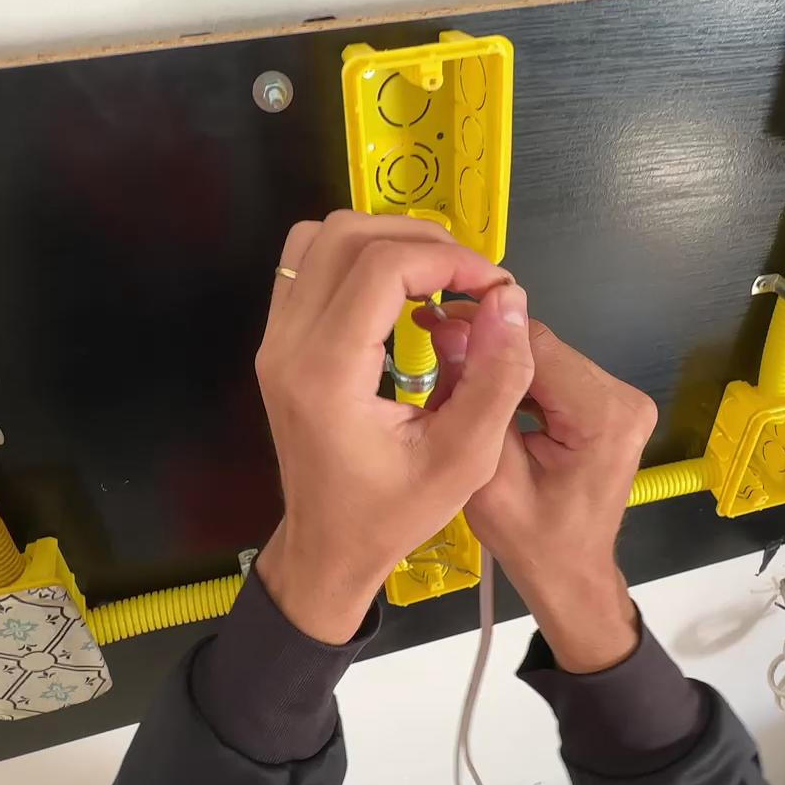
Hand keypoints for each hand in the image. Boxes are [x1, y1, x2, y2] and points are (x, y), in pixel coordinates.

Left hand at [254, 211, 533, 642]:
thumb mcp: (465, 461)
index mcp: (327, 374)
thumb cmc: (390, 516)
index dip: (449, 260)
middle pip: (347, 236)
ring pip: (321, 239)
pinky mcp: (277, 341)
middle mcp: (287, 345)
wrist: (327, 547)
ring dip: (385, 238)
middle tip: (470, 276)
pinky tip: (396, 289)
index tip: (493, 287)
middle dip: (421, 240)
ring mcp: (274, 340)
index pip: (382, 267)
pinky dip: (357, 256)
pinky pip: (308, 264)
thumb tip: (510, 300)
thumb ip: (497, 378)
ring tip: (437, 272)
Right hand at [424, 310, 656, 671]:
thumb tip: (450, 329)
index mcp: (604, 417)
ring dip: (499, 363)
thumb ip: (477, 401)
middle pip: (542, 347)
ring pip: (545, 356)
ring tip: (455, 375)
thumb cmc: (533, 543)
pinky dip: (518, 379)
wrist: (572, 576)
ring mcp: (621, 398)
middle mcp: (624, 397)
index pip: (535, 344)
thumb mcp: (490, 479)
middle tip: (437, 356)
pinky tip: (486, 392)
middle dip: (487, 348)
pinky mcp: (610, 404)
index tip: (432, 321)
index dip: (480, 328)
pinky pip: (555, 374)